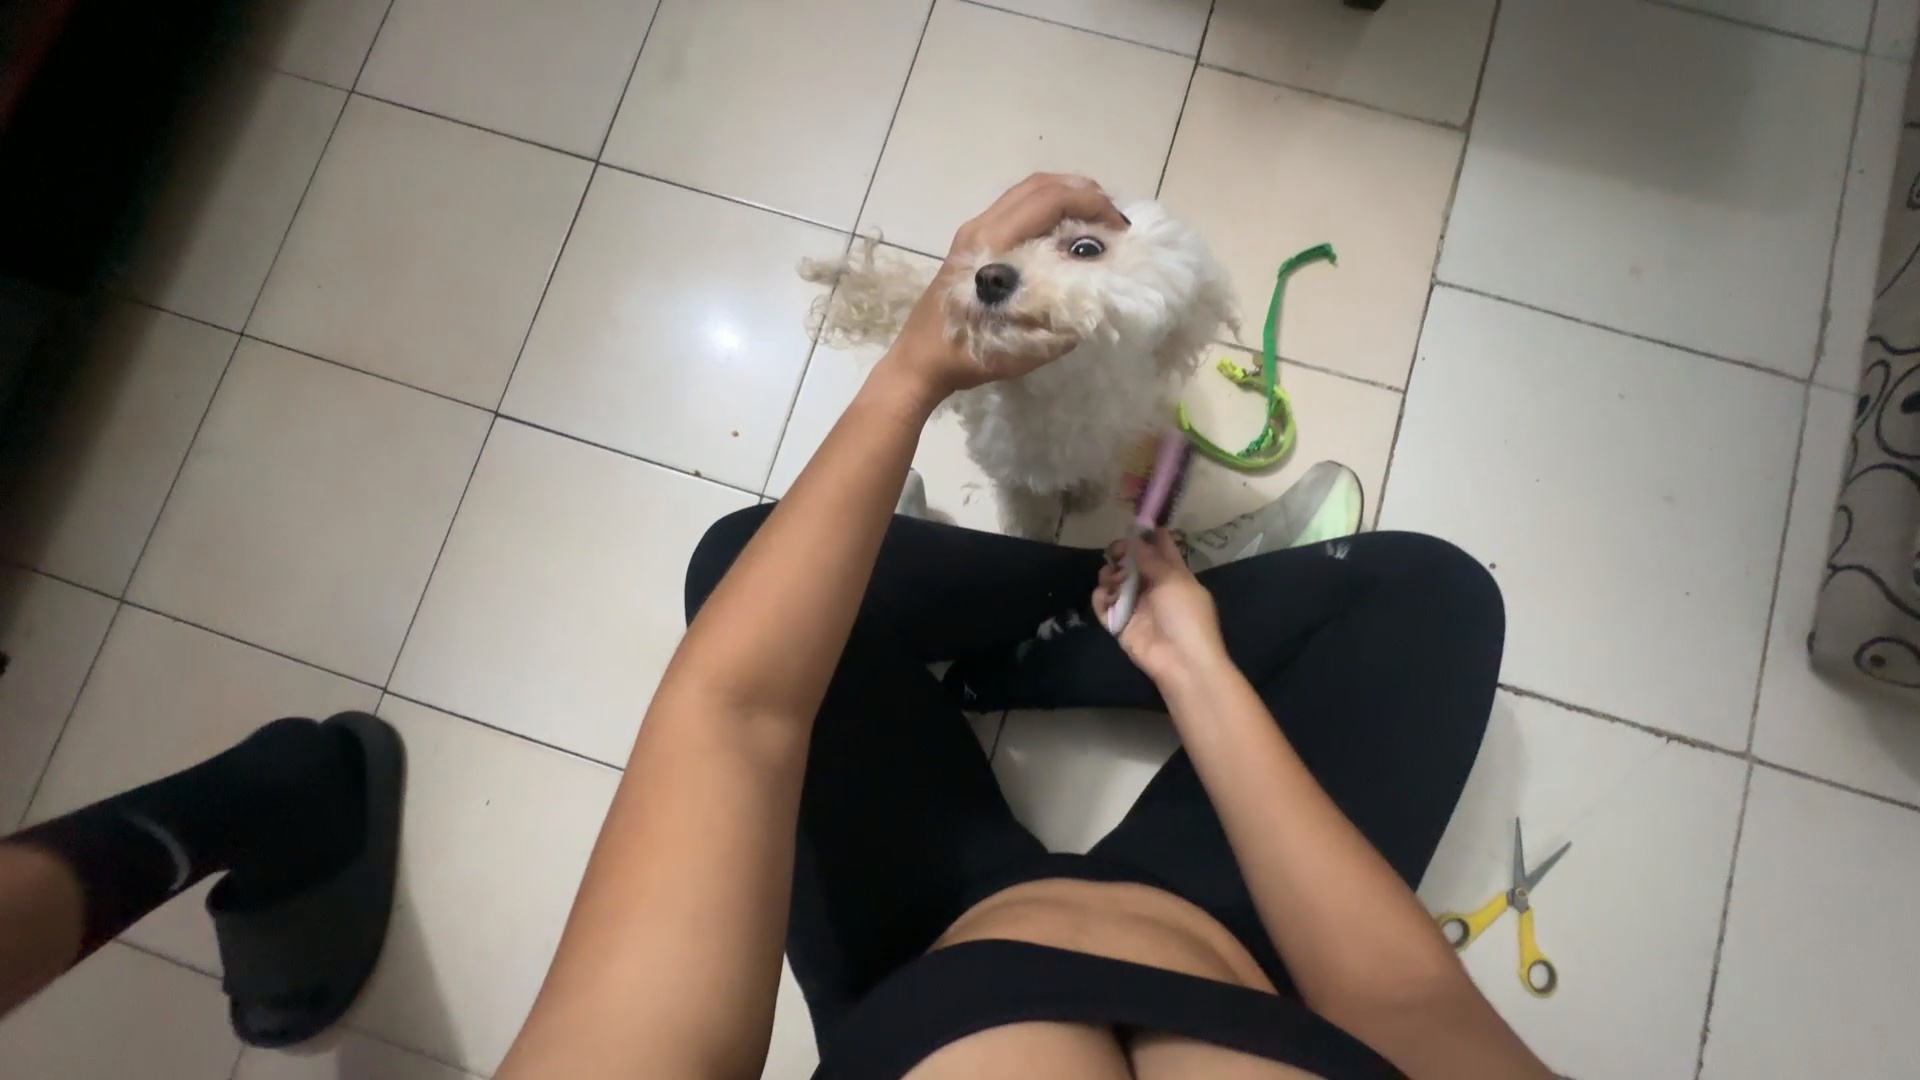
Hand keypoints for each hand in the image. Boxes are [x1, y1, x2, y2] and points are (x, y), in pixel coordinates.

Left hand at [881, 173, 1127, 397]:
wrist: (919, 364)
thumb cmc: (968, 356)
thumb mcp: (1023, 347)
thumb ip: (1063, 322)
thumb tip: (1099, 296)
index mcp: (992, 243)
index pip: (1051, 199)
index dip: (1093, 205)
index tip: (1118, 231)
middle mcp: (981, 227)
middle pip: (1040, 185)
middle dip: (1084, 195)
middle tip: (1111, 222)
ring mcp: (972, 232)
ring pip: (1026, 194)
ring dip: (1065, 201)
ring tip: (1092, 226)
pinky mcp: (970, 244)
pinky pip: (1015, 211)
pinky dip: (1046, 213)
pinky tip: (1061, 239)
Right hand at [1093, 529, 1230, 688]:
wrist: (1181, 661)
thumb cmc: (1186, 615)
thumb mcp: (1174, 580)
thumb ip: (1152, 559)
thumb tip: (1137, 540)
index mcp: (1173, 574)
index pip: (1160, 548)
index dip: (1147, 535)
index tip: (1132, 525)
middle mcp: (1152, 586)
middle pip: (1131, 562)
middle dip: (1121, 554)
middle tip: (1115, 553)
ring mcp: (1135, 605)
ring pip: (1114, 581)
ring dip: (1109, 575)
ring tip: (1113, 581)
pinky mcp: (1119, 623)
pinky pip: (1103, 605)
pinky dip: (1100, 598)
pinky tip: (1106, 596)